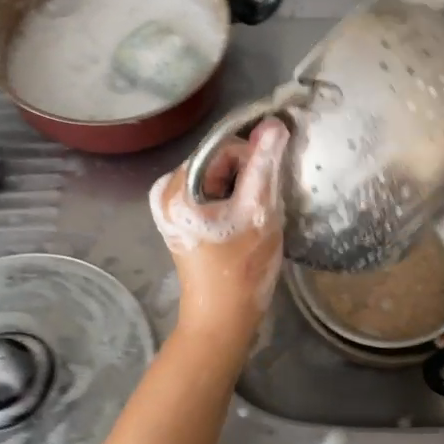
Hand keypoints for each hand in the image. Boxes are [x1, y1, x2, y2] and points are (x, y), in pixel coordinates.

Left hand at [150, 118, 288, 349]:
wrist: (222, 321)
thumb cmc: (241, 270)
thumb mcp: (258, 212)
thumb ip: (265, 165)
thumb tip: (275, 123)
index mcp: (177, 186)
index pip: (225, 147)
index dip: (255, 158)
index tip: (273, 184)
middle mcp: (167, 189)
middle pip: (221, 160)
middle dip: (249, 175)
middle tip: (265, 206)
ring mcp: (172, 205)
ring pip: (222, 176)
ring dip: (245, 188)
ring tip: (257, 215)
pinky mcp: (183, 218)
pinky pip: (215, 192)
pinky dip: (235, 199)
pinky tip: (247, 221)